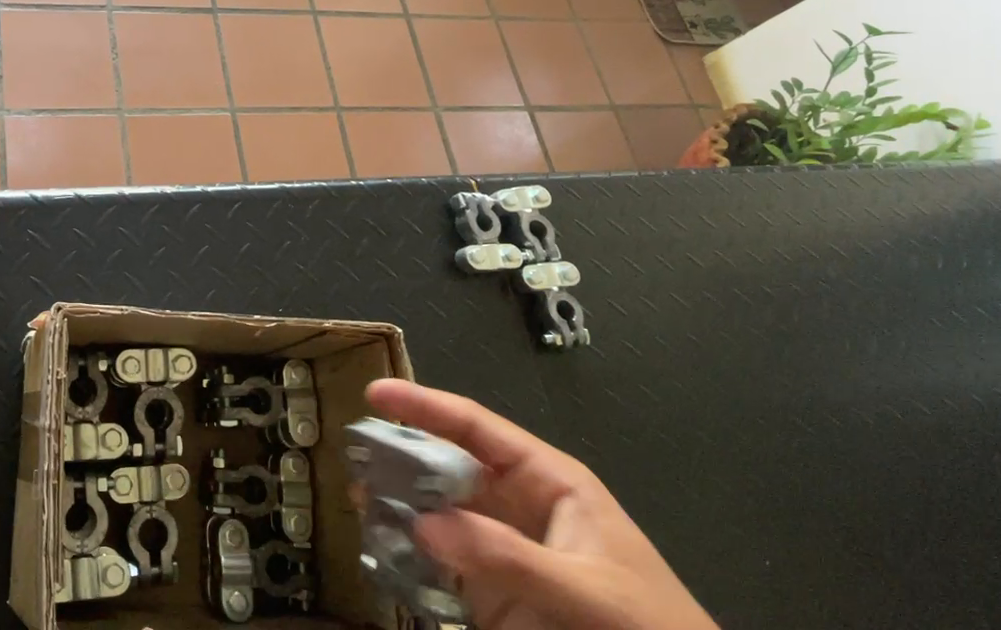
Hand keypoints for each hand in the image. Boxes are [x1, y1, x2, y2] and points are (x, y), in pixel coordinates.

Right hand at [366, 380, 718, 629]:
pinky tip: (380, 547)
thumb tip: (424, 522)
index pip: (476, 428)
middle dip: (402, 456)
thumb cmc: (647, 629)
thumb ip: (506, 556)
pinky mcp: (492, 592)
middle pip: (448, 466)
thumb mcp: (584, 593)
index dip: (426, 406)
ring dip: (399, 504)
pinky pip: (440, 561)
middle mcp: (518, 506)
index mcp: (548, 482)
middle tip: (353, 454)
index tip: (375, 394)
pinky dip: (409, 553)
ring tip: (357, 499)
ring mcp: (503, 549)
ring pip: (438, 512)